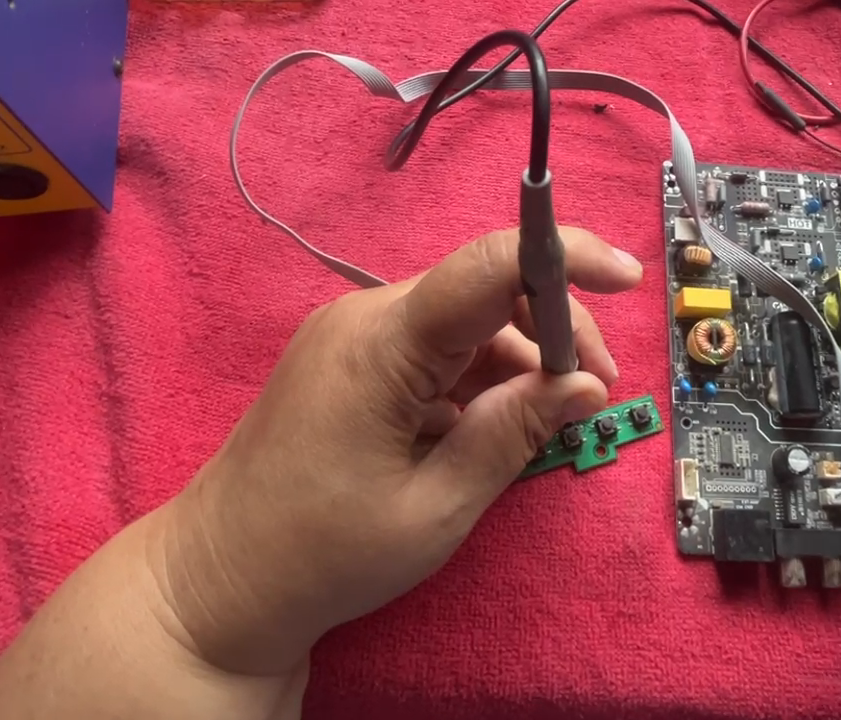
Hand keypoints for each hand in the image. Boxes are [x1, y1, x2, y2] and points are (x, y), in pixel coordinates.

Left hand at [146, 227, 643, 677]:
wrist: (214, 583)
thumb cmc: (320, 555)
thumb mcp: (435, 506)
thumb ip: (513, 433)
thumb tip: (587, 386)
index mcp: (382, 344)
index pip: (487, 267)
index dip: (564, 256)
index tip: (626, 277)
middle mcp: (369, 317)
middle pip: (488, 291)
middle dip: (555, 330)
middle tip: (596, 390)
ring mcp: (359, 333)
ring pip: (469, 320)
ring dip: (523, 358)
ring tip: (556, 414)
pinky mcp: (358, 356)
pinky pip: (439, 345)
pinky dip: (483, 374)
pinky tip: (503, 417)